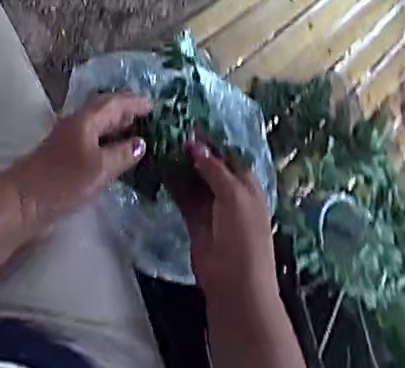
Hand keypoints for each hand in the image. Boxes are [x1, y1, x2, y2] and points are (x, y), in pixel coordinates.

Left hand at [7, 93, 150, 231]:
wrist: (25, 199)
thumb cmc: (63, 180)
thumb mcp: (99, 168)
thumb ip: (122, 154)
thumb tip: (141, 142)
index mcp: (86, 120)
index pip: (114, 103)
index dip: (134, 102)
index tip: (153, 104)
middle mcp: (77, 123)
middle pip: (105, 109)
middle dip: (126, 109)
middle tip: (147, 115)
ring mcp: (69, 138)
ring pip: (98, 124)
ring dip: (116, 124)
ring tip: (136, 130)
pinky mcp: (65, 155)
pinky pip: (93, 138)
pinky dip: (108, 139)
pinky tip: (115, 152)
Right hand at [169, 139, 276, 301]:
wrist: (235, 283)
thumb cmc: (243, 234)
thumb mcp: (234, 195)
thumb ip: (214, 169)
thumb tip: (195, 145)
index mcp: (246, 183)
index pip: (228, 153)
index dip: (211, 139)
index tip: (189, 121)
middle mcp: (229, 191)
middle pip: (209, 164)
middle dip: (193, 150)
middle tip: (169, 129)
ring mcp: (211, 205)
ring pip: (194, 178)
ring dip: (181, 164)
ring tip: (160, 142)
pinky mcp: (194, 218)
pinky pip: (183, 195)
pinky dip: (172, 182)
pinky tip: (159, 166)